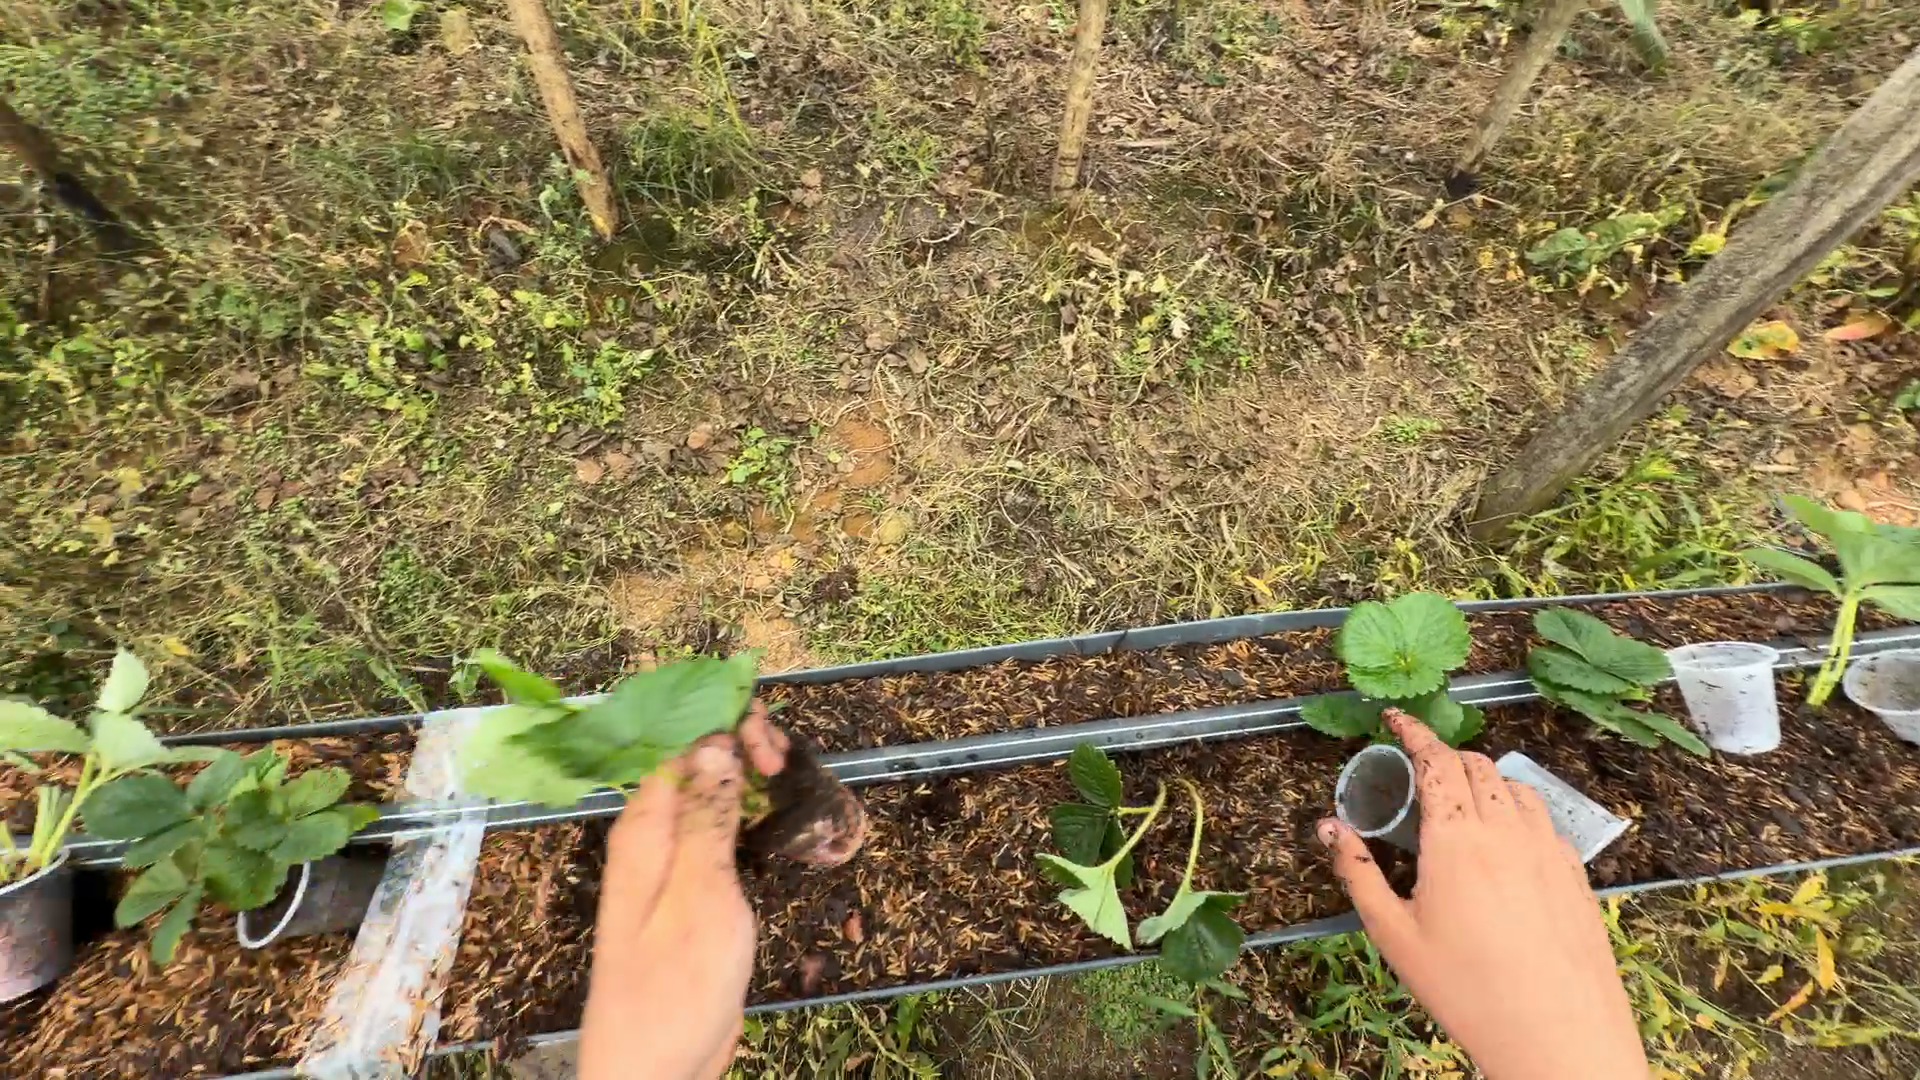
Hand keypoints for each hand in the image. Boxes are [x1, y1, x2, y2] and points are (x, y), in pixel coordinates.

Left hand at [579, 701, 789, 1079]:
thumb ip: (708, 817)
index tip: (771, 751)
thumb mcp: (700, 895)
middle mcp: (656, 834)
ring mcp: (676, 861)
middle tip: (786, 766)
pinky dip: (752, 815)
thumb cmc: (675, 986)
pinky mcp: (697, 886)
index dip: (725, 732)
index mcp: (645, 828)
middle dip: (744, 749)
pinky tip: (781, 816)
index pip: (681, 747)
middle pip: (699, 763)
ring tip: (792, 781)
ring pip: (715, 794)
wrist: (656, 1076)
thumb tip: (716, 743)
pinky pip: (723, 829)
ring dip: (752, 779)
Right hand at [1318, 709, 1648, 1079]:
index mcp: (1457, 838)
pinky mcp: (1576, 880)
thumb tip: (1328, 825)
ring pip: (1515, 787)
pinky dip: (1516, 808)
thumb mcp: (1392, 933)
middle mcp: (1506, 833)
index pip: (1436, 761)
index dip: (1414, 732)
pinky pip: (1544, 821)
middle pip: (1477, 765)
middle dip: (1443, 753)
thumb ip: (1357, 871)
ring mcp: (1549, 854)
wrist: (1562, 1048)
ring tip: (1459, 797)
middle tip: (1417, 765)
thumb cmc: (1465, 988)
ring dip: (1482, 777)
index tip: (1394, 719)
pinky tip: (1503, 840)